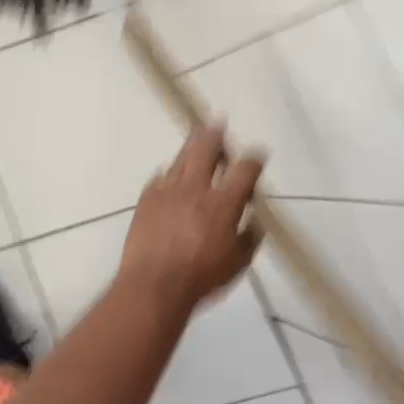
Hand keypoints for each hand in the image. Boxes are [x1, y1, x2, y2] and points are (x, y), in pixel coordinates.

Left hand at [119, 123, 262, 307]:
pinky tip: (172, 172)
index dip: (254, 160)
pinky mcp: (146, 198)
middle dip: (215, 135)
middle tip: (218, 121)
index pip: (244, 171)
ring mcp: (166, 191)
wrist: (154, 282)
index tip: (257, 155)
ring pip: (181, 159)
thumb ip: (248, 235)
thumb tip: (251, 220)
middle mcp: (194, 190)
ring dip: (191, 146)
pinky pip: (160, 177)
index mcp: (223, 204)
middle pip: (205, 152)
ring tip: (197, 134)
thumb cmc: (202, 277)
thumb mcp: (238, 261)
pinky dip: (170, 172)